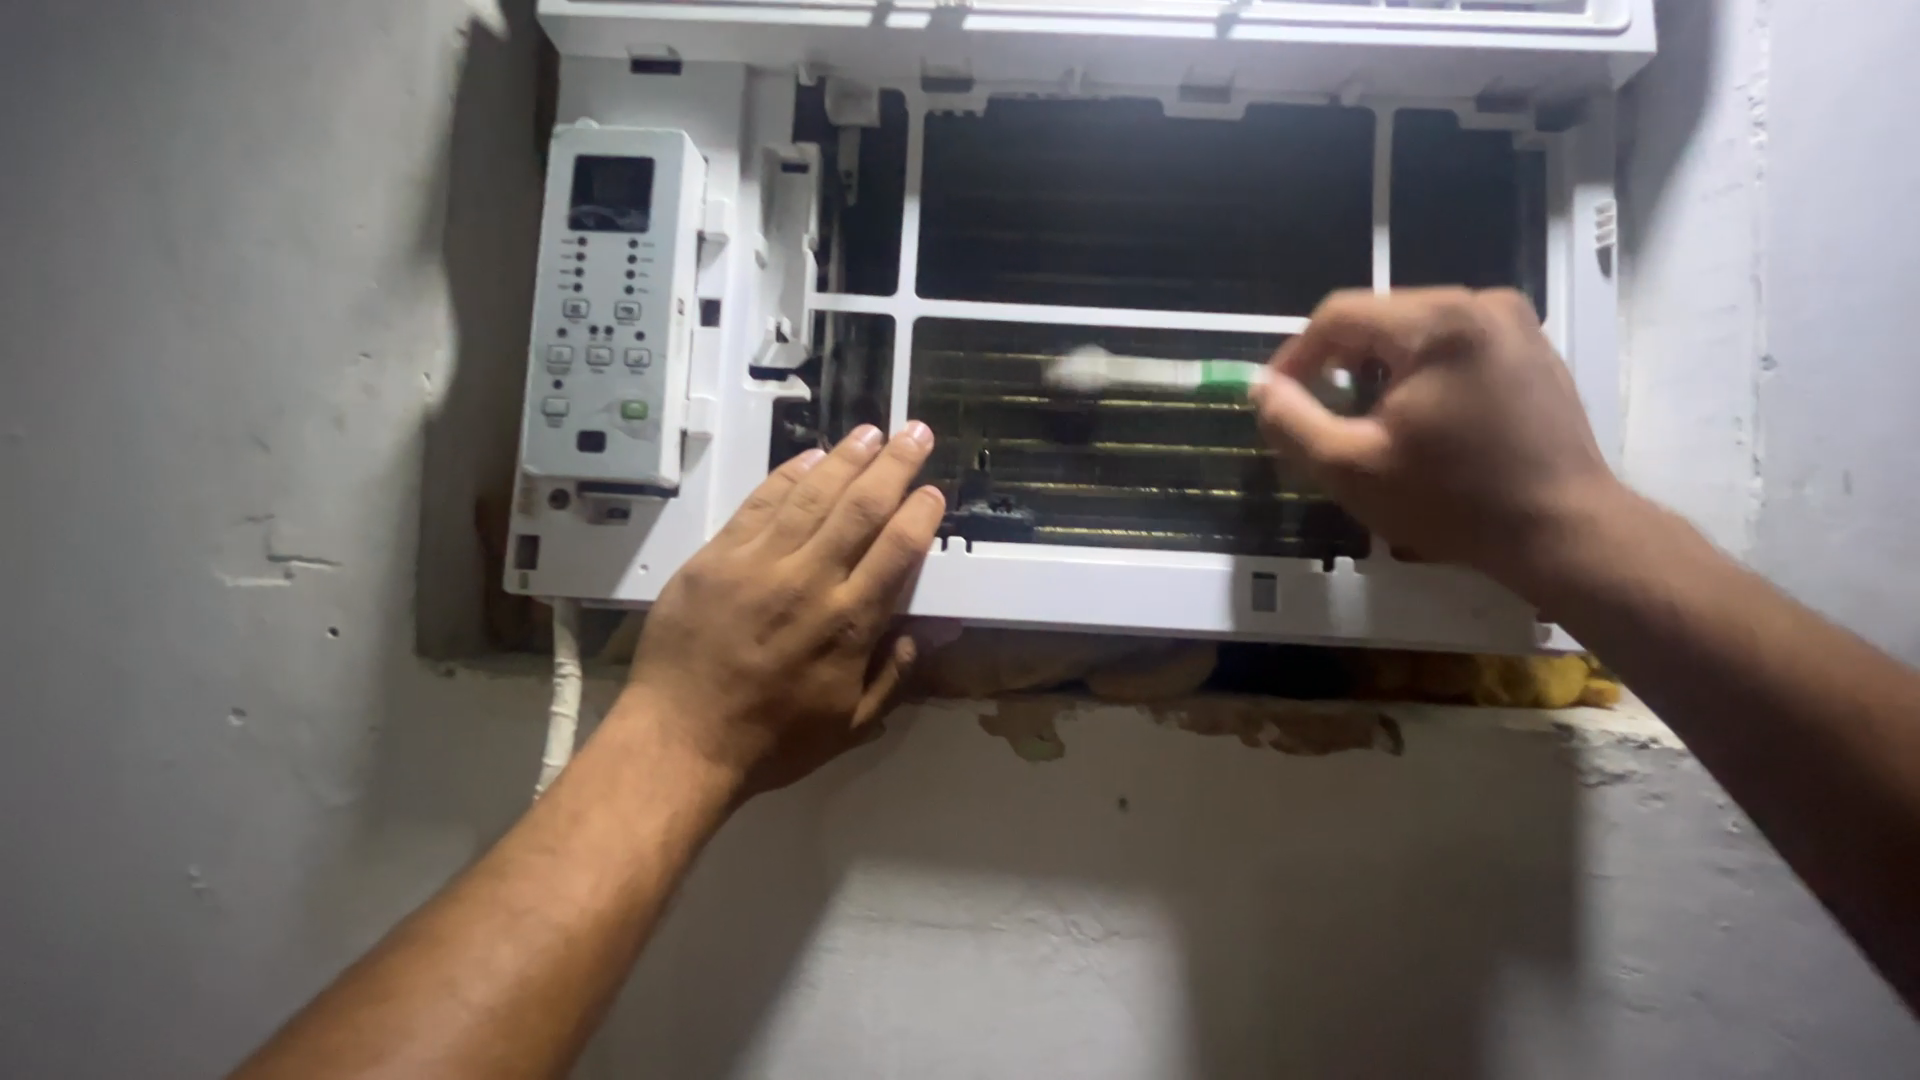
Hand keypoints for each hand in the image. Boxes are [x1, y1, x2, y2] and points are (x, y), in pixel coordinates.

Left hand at [621, 423, 948, 794]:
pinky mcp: (716, 557)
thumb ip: (897, 670)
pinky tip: (812, 456)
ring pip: (813, 496)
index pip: (897, 549)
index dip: (920, 513)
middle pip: (861, 508)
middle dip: (894, 465)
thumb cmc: (773, 740)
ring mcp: (758, 563)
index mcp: (849, 624)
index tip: (933, 491)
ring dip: (847, 458)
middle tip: (916, 432)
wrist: (679, 741)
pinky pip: (760, 504)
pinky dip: (789, 475)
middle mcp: (809, 581)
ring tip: (872, 431)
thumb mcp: (851, 723)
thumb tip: (937, 626)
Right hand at [1250, 287, 1622, 580]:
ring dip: (1376, 370)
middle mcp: (1480, 304)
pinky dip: (1418, 374)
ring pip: (1413, 332)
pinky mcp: (1532, 351)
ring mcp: (1515, 324)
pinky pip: (1452, 346)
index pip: (1338, 315)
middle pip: (1377, 319)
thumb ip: (1291, 421)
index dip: (1294, 356)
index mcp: (1436, 322)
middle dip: (1337, 365)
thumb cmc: (1449, 499)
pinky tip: (1416, 420)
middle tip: (1320, 417)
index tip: (1277, 400)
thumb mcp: (1348, 467)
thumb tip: (1260, 388)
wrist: (1562, 531)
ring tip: (1365, 422)